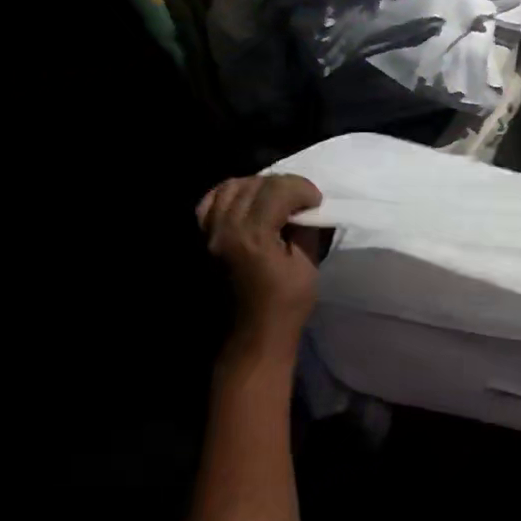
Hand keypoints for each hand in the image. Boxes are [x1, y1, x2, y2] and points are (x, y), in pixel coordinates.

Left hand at [195, 175, 323, 343]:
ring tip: (275, 198)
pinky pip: (211, 203)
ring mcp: (209, 232)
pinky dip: (230, 195)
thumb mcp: (306, 267)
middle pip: (254, 184)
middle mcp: (225, 228)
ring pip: (230, 187)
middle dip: (283, 184)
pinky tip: (246, 202)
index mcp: (253, 236)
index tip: (317, 201)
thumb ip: (305, 231)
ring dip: (256, 186)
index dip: (302, 189)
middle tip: (301, 198)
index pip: (277, 190)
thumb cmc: (285, 306)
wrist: (252, 336)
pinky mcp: (203, 239)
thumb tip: (306, 209)